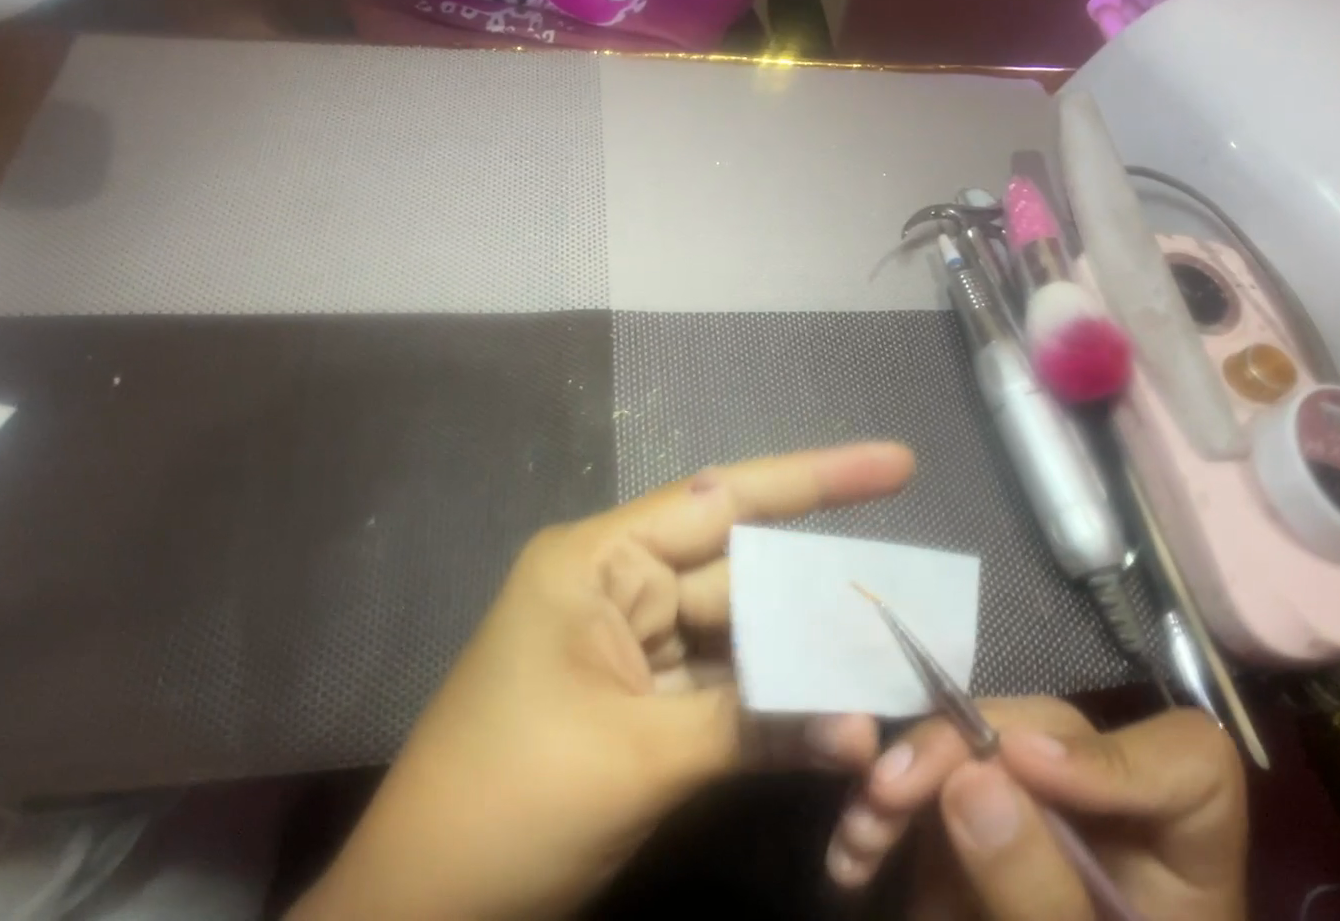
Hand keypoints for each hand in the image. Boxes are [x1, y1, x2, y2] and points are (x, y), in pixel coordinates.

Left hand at [289, 443, 914, 920]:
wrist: (422, 905)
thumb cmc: (511, 803)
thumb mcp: (638, 756)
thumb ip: (757, 727)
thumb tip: (866, 728)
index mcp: (598, 563)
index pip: (721, 501)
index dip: (815, 478)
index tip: (899, 463)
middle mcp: (617, 588)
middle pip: (742, 573)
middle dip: (824, 591)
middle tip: (917, 596)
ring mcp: (631, 648)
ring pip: (741, 635)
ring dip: (808, 654)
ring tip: (898, 657)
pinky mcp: (642, 704)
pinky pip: (726, 687)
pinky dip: (779, 701)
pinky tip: (842, 711)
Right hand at [827, 700, 1246, 919]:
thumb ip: (1039, 893)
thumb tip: (971, 778)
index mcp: (1179, 862)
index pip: (1188, 766)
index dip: (1111, 756)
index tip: (1020, 767)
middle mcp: (1109, 819)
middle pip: (1052, 734)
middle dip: (959, 746)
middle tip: (888, 788)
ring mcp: (1035, 818)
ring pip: (974, 747)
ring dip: (904, 777)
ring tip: (858, 835)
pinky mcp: (971, 833)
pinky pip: (928, 791)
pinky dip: (883, 813)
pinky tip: (851, 858)